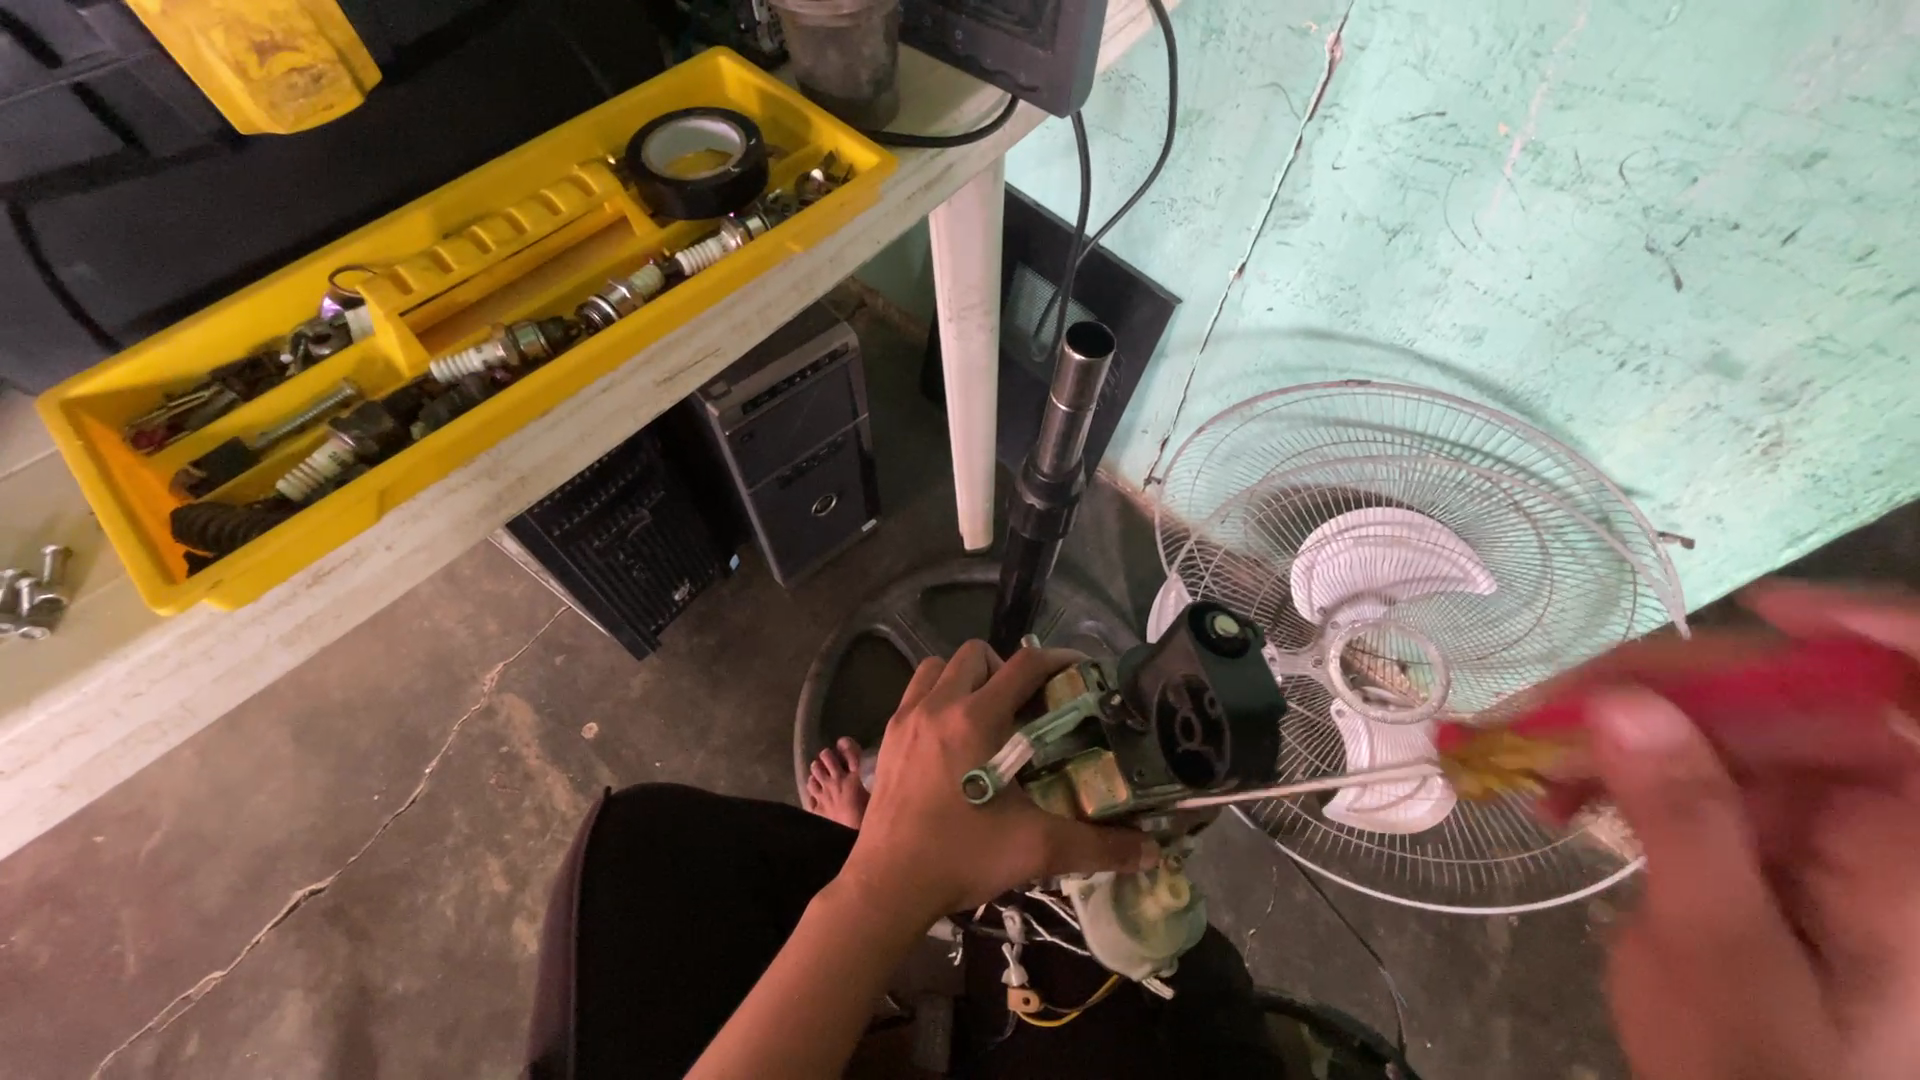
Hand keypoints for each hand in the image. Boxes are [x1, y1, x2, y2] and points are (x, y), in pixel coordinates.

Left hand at [834, 641, 1158, 925]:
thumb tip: (1150, 852)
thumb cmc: (961, 857)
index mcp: (976, 719)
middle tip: (1026, 707)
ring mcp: (906, 718)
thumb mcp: (1036, 849)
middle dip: (1005, 669)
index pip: (1024, 665)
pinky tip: (951, 739)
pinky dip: (936, 698)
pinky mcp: (887, 737)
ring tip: (985, 715)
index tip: (1078, 671)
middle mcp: (938, 705)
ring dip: (965, 678)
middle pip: (976, 654)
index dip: (1057, 659)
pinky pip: (913, 693)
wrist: (888, 886)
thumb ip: (1098, 846)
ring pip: (937, 667)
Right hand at [1586, 581, 1919, 1079]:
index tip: (1769, 610)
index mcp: (1915, 842)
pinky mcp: (1743, 823)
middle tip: (1549, 705)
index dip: (1879, 631)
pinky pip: (1675, 761)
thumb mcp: (1724, 950)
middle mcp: (1872, 811)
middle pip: (1785, 697)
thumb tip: (1620, 703)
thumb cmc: (1768, 1070)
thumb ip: (1685, 823)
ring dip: (1610, 727)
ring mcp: (1805, 814)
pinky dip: (1604, 765)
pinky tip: (1552, 794)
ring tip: (1528, 759)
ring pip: (1711, 722)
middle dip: (1661, 687)